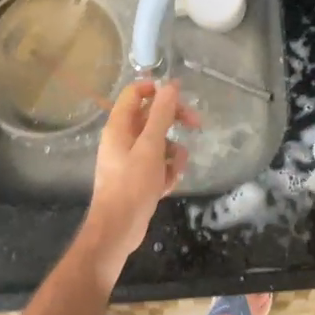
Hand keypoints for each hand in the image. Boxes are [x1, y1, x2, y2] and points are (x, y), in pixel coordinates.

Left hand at [78, 81, 190, 279]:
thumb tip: (170, 85)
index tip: (180, 96)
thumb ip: (161, 114)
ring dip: (173, 154)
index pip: (135, 92)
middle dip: (174, 122)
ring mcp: (130, 158)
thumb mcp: (151, 146)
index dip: (157, 90)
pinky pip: (158, 164)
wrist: (117, 230)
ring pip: (160, 143)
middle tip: (196, 125)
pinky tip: (166, 187)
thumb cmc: (132, 185)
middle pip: (152, 117)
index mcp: (119, 126)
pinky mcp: (138, 177)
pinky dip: (166, 172)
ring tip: (174, 171)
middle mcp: (123, 138)